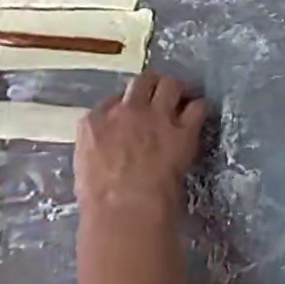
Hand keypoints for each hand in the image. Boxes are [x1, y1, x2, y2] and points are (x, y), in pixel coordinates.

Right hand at [75, 71, 207, 220]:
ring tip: (182, 98)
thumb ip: (100, 138)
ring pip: (171, 85)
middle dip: (153, 84)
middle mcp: (128, 110)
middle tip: (162, 93)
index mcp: (96, 120)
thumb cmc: (100, 192)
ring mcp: (158, 117)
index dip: (129, 100)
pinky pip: (198, 106)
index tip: (136, 108)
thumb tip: (113, 136)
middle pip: (143, 81)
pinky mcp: (184, 128)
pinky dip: (199, 108)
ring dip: (177, 90)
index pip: (116, 97)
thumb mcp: (85, 158)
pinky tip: (197, 115)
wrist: (127, 202)